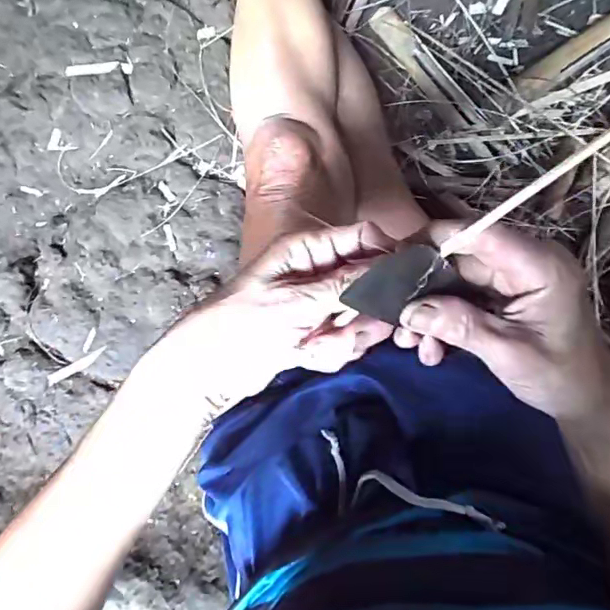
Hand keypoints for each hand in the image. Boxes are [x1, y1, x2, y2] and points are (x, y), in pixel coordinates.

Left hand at [158, 222, 395, 414]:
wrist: (209, 372)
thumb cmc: (241, 327)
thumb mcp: (296, 303)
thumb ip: (347, 285)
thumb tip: (393, 268)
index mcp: (310, 248)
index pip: (366, 237)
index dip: (388, 257)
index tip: (400, 284)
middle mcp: (321, 270)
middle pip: (373, 280)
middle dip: (361, 313)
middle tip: (339, 330)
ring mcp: (324, 301)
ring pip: (365, 314)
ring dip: (345, 337)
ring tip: (312, 346)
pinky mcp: (322, 328)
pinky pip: (350, 338)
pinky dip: (332, 351)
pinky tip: (305, 355)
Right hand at [392, 221, 609, 420]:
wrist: (587, 402)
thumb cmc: (559, 378)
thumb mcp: (508, 353)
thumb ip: (461, 326)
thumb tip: (411, 309)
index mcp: (540, 265)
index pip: (482, 233)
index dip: (437, 237)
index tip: (397, 254)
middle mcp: (527, 261)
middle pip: (463, 256)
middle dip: (424, 284)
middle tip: (391, 309)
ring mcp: (515, 277)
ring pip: (458, 277)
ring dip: (430, 306)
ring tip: (408, 341)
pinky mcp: (506, 293)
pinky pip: (465, 294)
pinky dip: (444, 316)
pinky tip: (429, 347)